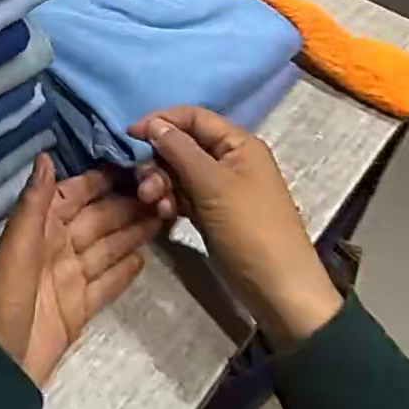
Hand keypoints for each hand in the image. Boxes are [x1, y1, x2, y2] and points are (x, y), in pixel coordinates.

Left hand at [0, 155, 162, 385]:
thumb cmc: (4, 296)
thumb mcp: (17, 245)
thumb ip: (35, 201)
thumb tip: (45, 154)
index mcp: (42, 228)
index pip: (75, 194)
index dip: (100, 180)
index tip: (130, 162)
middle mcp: (58, 247)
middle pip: (98, 219)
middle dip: (126, 204)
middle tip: (160, 190)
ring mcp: (70, 278)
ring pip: (107, 248)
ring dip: (132, 232)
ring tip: (162, 216)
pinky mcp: (79, 308)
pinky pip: (106, 284)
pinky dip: (124, 271)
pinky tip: (144, 257)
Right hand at [129, 107, 343, 348]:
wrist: (280, 291)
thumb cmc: (250, 229)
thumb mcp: (213, 185)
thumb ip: (181, 150)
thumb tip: (154, 123)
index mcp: (237, 143)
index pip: (194, 117)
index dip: (162, 120)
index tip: (129, 134)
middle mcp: (230, 159)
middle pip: (185, 145)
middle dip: (160, 160)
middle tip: (142, 185)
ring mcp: (222, 187)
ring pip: (182, 172)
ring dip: (162, 183)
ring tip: (151, 203)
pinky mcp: (215, 212)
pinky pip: (186, 196)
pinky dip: (172, 201)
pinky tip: (162, 215)